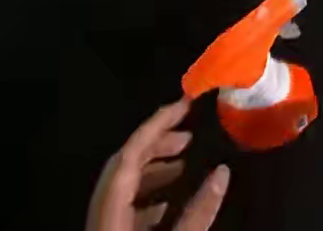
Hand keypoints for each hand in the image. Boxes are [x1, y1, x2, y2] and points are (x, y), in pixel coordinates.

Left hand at [86, 100, 229, 230]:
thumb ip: (196, 215)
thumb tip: (222, 170)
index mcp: (109, 211)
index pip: (130, 155)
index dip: (157, 124)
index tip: (186, 104)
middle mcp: (99, 215)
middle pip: (123, 166)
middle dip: (157, 143)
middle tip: (188, 136)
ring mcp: (101, 228)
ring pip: (123, 186)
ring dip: (153, 168)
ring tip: (182, 164)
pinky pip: (122, 208)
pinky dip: (146, 195)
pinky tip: (168, 203)